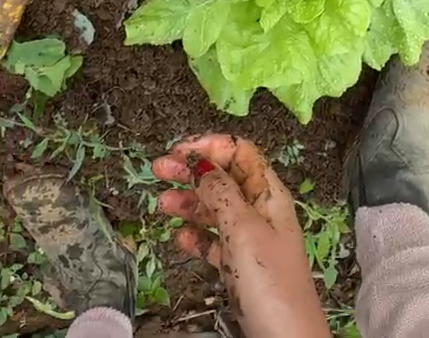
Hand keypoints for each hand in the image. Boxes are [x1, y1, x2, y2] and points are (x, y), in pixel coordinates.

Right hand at [154, 135, 330, 337]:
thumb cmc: (269, 282)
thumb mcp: (243, 229)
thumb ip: (221, 193)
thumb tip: (202, 164)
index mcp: (269, 194)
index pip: (241, 153)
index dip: (211, 146)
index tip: (179, 151)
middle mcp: (261, 212)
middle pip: (225, 178)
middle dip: (192, 170)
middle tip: (159, 169)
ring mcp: (252, 241)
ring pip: (216, 209)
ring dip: (189, 202)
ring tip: (162, 205)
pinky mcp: (242, 268)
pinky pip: (216, 242)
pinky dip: (197, 236)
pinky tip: (181, 239)